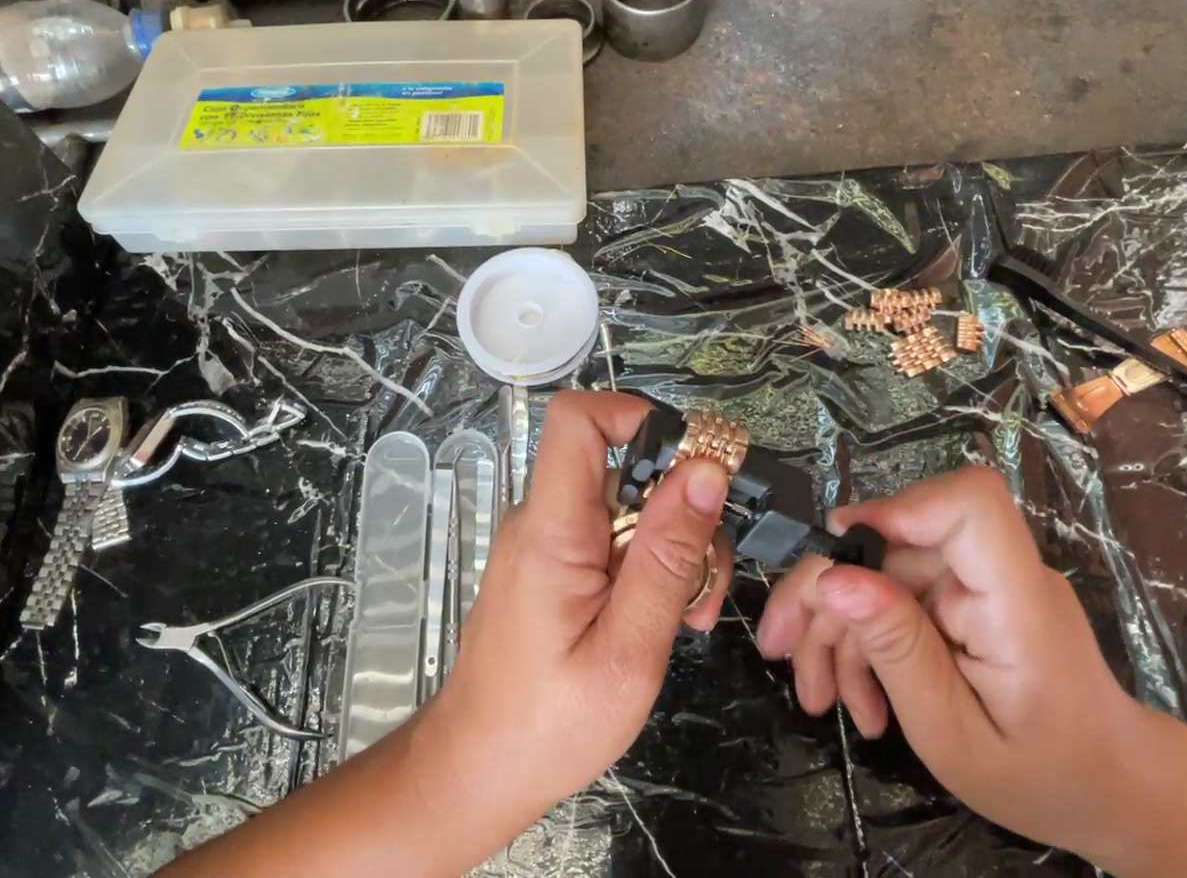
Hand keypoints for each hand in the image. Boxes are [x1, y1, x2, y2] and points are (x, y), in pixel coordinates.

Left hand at [410, 392, 734, 831]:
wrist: (479, 770)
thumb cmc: (550, 723)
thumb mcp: (629, 647)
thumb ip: (668, 557)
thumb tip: (706, 470)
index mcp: (551, 528)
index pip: (575, 419)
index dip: (634, 415)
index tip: (695, 462)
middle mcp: (543, 521)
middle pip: (621, 470)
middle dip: (680, 511)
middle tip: (707, 582)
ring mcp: (547, 545)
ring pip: (626, 509)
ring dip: (671, 550)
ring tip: (690, 616)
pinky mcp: (554, 570)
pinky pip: (610, 542)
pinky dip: (646, 569)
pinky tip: (664, 620)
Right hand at [756, 465, 1149, 859]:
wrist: (1113, 792)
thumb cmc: (1046, 778)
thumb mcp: (953, 734)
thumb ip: (896, 650)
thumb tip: (833, 577)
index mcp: (1016, 604)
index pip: (969, 505)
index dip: (897, 508)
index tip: (837, 552)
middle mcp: (997, 574)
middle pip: (891, 542)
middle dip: (823, 592)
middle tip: (778, 649)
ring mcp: (978, 583)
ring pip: (879, 572)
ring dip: (834, 630)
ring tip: (819, 697)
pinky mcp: (962, 599)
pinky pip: (894, 599)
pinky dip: (863, 644)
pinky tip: (856, 697)